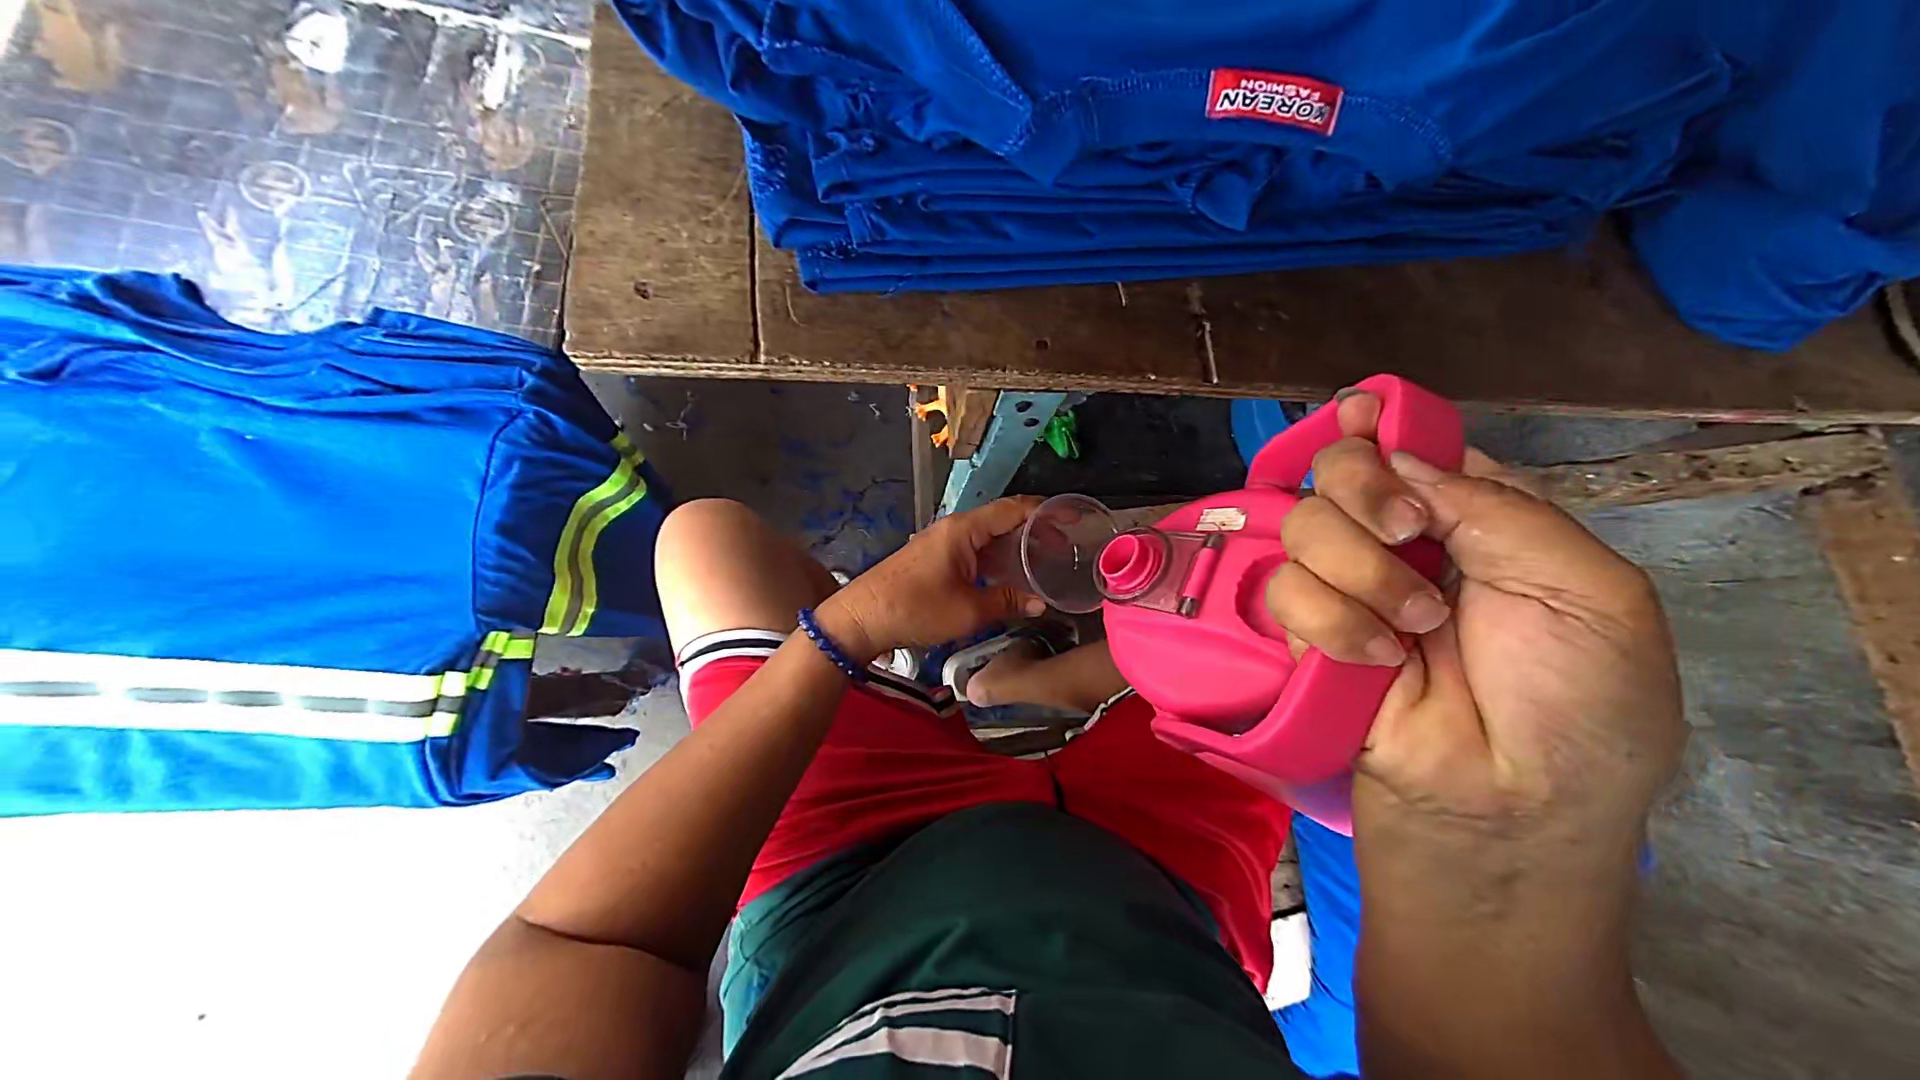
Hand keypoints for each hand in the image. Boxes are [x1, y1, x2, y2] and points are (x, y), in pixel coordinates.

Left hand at [814, 497, 1045, 661]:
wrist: (861, 618)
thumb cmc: (915, 608)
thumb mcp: (968, 610)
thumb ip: (1007, 602)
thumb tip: (1040, 603)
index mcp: (963, 529)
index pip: (1013, 508)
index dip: (1044, 511)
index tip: (1071, 518)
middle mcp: (953, 528)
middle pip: (1002, 520)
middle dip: (1033, 530)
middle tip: (1064, 547)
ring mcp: (941, 542)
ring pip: (987, 536)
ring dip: (1014, 546)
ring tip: (1043, 561)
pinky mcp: (933, 558)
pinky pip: (973, 550)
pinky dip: (995, 558)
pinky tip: (1008, 575)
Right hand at [1267, 390, 1683, 873]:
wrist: (1503, 808)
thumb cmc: (1576, 704)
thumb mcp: (1590, 591)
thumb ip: (1495, 509)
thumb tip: (1395, 460)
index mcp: (1476, 521)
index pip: (1408, 450)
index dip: (1378, 427)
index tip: (1358, 416)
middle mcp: (1400, 545)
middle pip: (1340, 471)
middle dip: (1365, 494)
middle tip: (1407, 534)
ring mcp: (1345, 588)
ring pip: (1303, 528)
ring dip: (1360, 576)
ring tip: (1411, 631)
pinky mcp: (1302, 632)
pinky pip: (1284, 591)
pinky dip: (1330, 623)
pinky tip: (1373, 662)